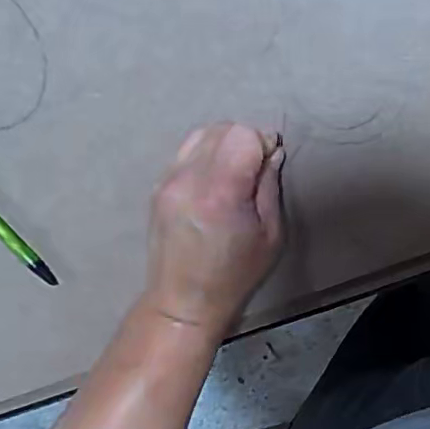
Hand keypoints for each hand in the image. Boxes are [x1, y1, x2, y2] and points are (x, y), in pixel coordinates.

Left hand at [143, 122, 285, 332]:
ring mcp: (168, 180)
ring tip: (234, 174)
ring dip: (224, 144)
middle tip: (254, 171)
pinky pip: (185, 151)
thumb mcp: (271, 235)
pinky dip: (205, 155)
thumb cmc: (235, 274)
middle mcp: (189, 178)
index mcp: (220, 192)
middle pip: (223, 128)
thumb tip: (272, 153)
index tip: (269, 165)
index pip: (243, 134)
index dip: (263, 143)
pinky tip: (213, 182)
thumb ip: (270, 187)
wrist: (184, 300)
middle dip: (245, 141)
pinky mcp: (158, 185)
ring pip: (202, 134)